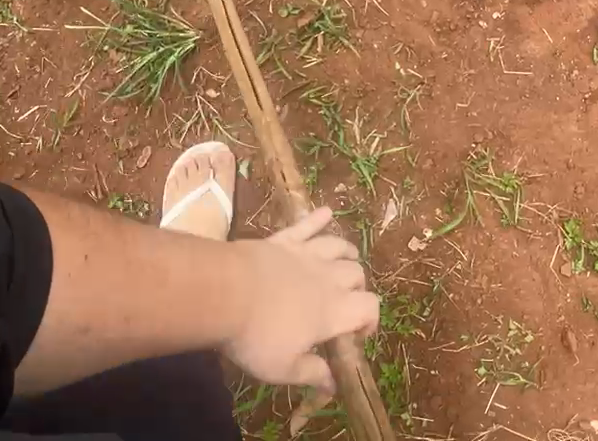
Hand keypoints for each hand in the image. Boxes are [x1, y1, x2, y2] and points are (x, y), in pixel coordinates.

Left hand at [222, 207, 378, 392]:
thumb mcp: (284, 369)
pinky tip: (326, 212)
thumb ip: (312, 374)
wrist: (226, 292)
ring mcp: (306, 254)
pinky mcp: (285, 239)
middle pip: (356, 274)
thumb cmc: (257, 336)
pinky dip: (318, 218)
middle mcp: (327, 278)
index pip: (369, 307)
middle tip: (345, 301)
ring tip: (347, 259)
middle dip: (357, 286)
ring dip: (346, 253)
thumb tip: (332, 385)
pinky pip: (307, 224)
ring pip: (338, 246)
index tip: (358, 335)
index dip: (371, 319)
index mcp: (333, 311)